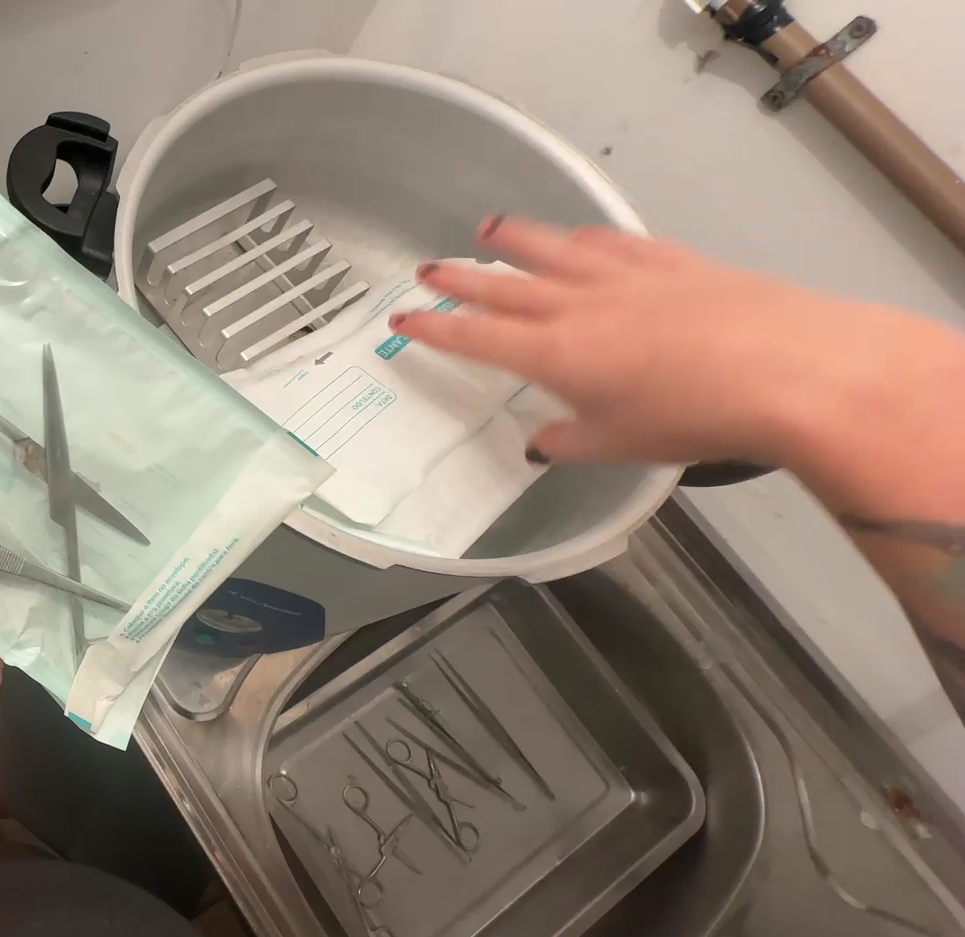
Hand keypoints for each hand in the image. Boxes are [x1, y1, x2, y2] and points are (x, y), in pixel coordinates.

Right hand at [393, 216, 964, 473]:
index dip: (431, 328)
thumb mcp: (614, 444)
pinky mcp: (676, 265)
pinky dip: (587, 239)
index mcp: (551, 353)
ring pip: (556, 252)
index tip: (400, 319)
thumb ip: (565, 442)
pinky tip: (578, 237)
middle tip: (426, 269)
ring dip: (518, 240)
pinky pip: (617, 244)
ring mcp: (628, 280)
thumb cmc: (691, 417)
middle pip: (503, 286)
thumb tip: (540, 443)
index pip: (473, 336)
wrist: (801, 372)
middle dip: (458, 278)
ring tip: (489, 227)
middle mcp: (578, 308)